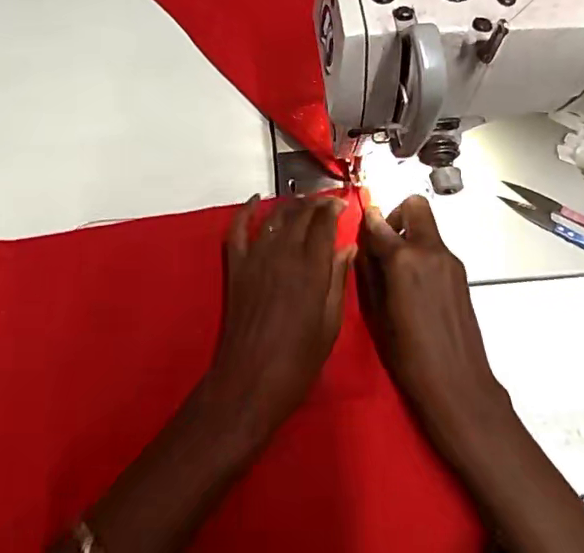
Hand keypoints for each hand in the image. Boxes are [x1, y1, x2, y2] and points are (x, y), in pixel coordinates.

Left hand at [209, 194, 353, 423]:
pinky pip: (238, 231)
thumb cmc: (298, 360)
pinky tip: (256, 201)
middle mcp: (284, 254)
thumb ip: (338, 280)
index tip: (342, 205)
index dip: (334, 208)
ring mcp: (256, 259)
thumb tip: (347, 249)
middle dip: (315, 204)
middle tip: (326, 204)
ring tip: (302, 203)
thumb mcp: (330, 323)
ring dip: (290, 205)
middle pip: (300, 214)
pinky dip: (246, 212)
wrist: (250, 382)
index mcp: (311, 268)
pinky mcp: (236, 268)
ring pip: (275, 217)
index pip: (324, 222)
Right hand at [361, 196, 583, 552]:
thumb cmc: (409, 358)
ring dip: (408, 236)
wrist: (458, 385)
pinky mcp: (461, 274)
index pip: (382, 221)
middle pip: (416, 206)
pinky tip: (411, 288)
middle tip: (382, 245)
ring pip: (427, 227)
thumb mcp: (376, 315)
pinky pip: (436, 248)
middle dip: (395, 216)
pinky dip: (421, 253)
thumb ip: (369, 272)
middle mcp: (432, 250)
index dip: (368, 223)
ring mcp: (451, 260)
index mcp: (406, 260)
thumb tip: (364, 245)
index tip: (361, 231)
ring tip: (393, 273)